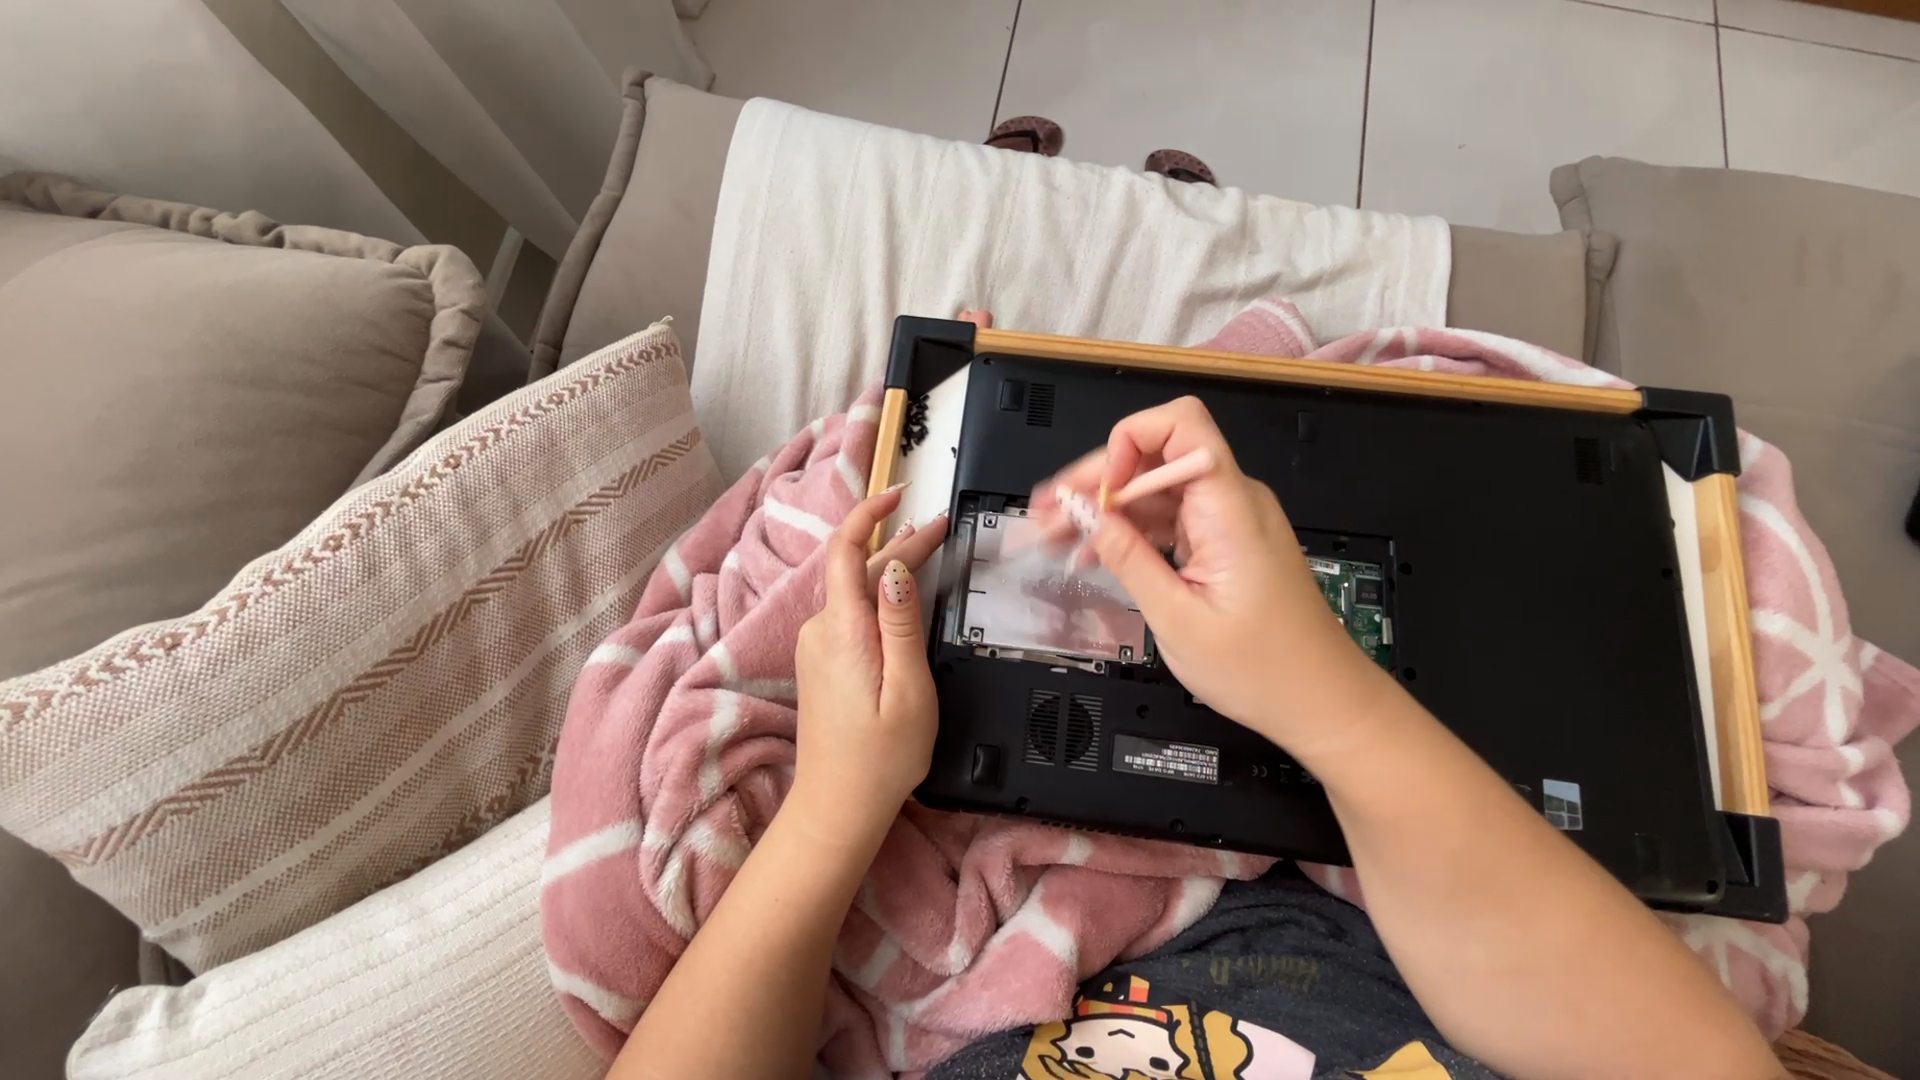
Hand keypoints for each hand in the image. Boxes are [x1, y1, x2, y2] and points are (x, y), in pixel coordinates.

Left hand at [790, 486, 947, 841]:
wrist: (837, 805)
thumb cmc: (880, 757)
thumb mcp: (907, 688)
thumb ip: (902, 624)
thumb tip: (897, 567)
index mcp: (844, 631)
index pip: (845, 551)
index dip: (869, 515)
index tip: (898, 495)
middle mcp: (821, 630)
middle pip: (858, 569)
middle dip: (899, 544)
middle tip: (942, 529)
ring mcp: (817, 645)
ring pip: (856, 591)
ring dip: (889, 568)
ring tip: (926, 549)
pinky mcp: (821, 660)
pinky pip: (851, 613)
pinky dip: (878, 594)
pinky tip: (900, 595)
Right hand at [1033, 397, 1385, 752]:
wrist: (1319, 699)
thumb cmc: (1266, 670)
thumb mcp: (1179, 620)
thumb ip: (1129, 559)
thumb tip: (1086, 515)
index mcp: (1231, 510)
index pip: (1181, 426)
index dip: (1129, 441)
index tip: (1096, 490)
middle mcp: (1232, 501)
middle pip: (1153, 457)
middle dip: (1096, 482)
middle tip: (1049, 515)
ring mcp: (1226, 519)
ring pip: (1152, 489)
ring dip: (1103, 509)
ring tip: (1056, 537)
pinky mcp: (1221, 539)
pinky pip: (1165, 518)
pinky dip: (1127, 531)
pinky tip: (1093, 553)